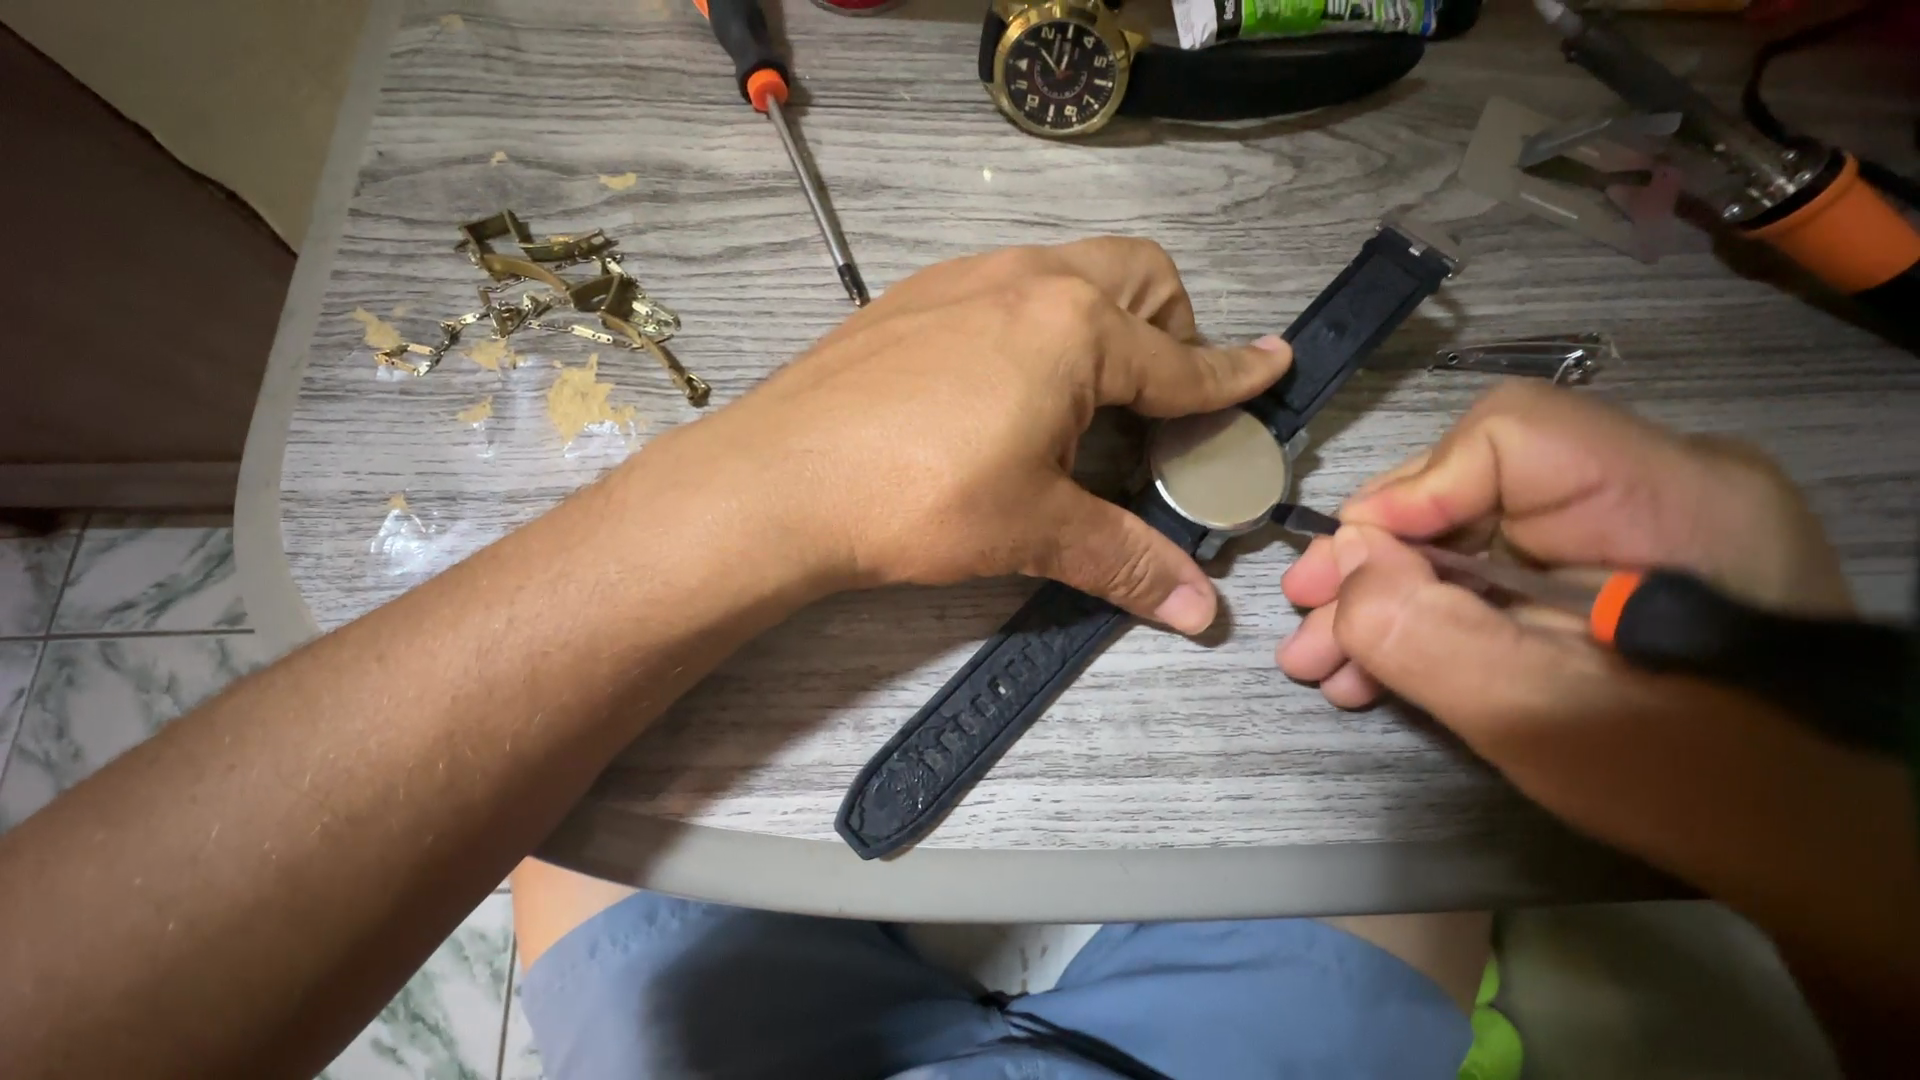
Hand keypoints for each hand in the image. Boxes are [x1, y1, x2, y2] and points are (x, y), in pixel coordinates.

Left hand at [645, 238, 1291, 632]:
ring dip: (1100, 318)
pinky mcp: (914, 296)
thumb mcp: (1033, 530)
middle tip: (1155, 398)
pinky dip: (1034, 321)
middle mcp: (1027, 280)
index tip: (1273, 364)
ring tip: (1080, 393)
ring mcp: (964, 278)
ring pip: (1068, 269)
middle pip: (1137, 275)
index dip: (1233, 374)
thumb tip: (1199, 612)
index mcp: (1074, 329)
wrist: (779, 481)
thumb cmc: (919, 501)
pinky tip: (1000, 384)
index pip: (1180, 359)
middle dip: (1169, 327)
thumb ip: (1125, 560)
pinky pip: (1004, 285)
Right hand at [1275, 382, 1918, 988]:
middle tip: (1306, 617)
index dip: (1412, 490)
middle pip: (1471, 484)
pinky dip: (1428, 612)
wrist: (1812, 841)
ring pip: (1467, 530)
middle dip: (1375, 558)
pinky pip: (1492, 567)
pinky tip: (1371, 665)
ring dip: (1386, 595)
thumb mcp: (1535, 715)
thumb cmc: (1694, 783)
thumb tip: (1341, 575)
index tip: (1348, 570)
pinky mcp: (1602, 569)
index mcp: (1672, 499)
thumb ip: (1423, 635)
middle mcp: (1652, 488)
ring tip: (1321, 661)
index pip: (1512, 436)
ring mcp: (1627, 528)